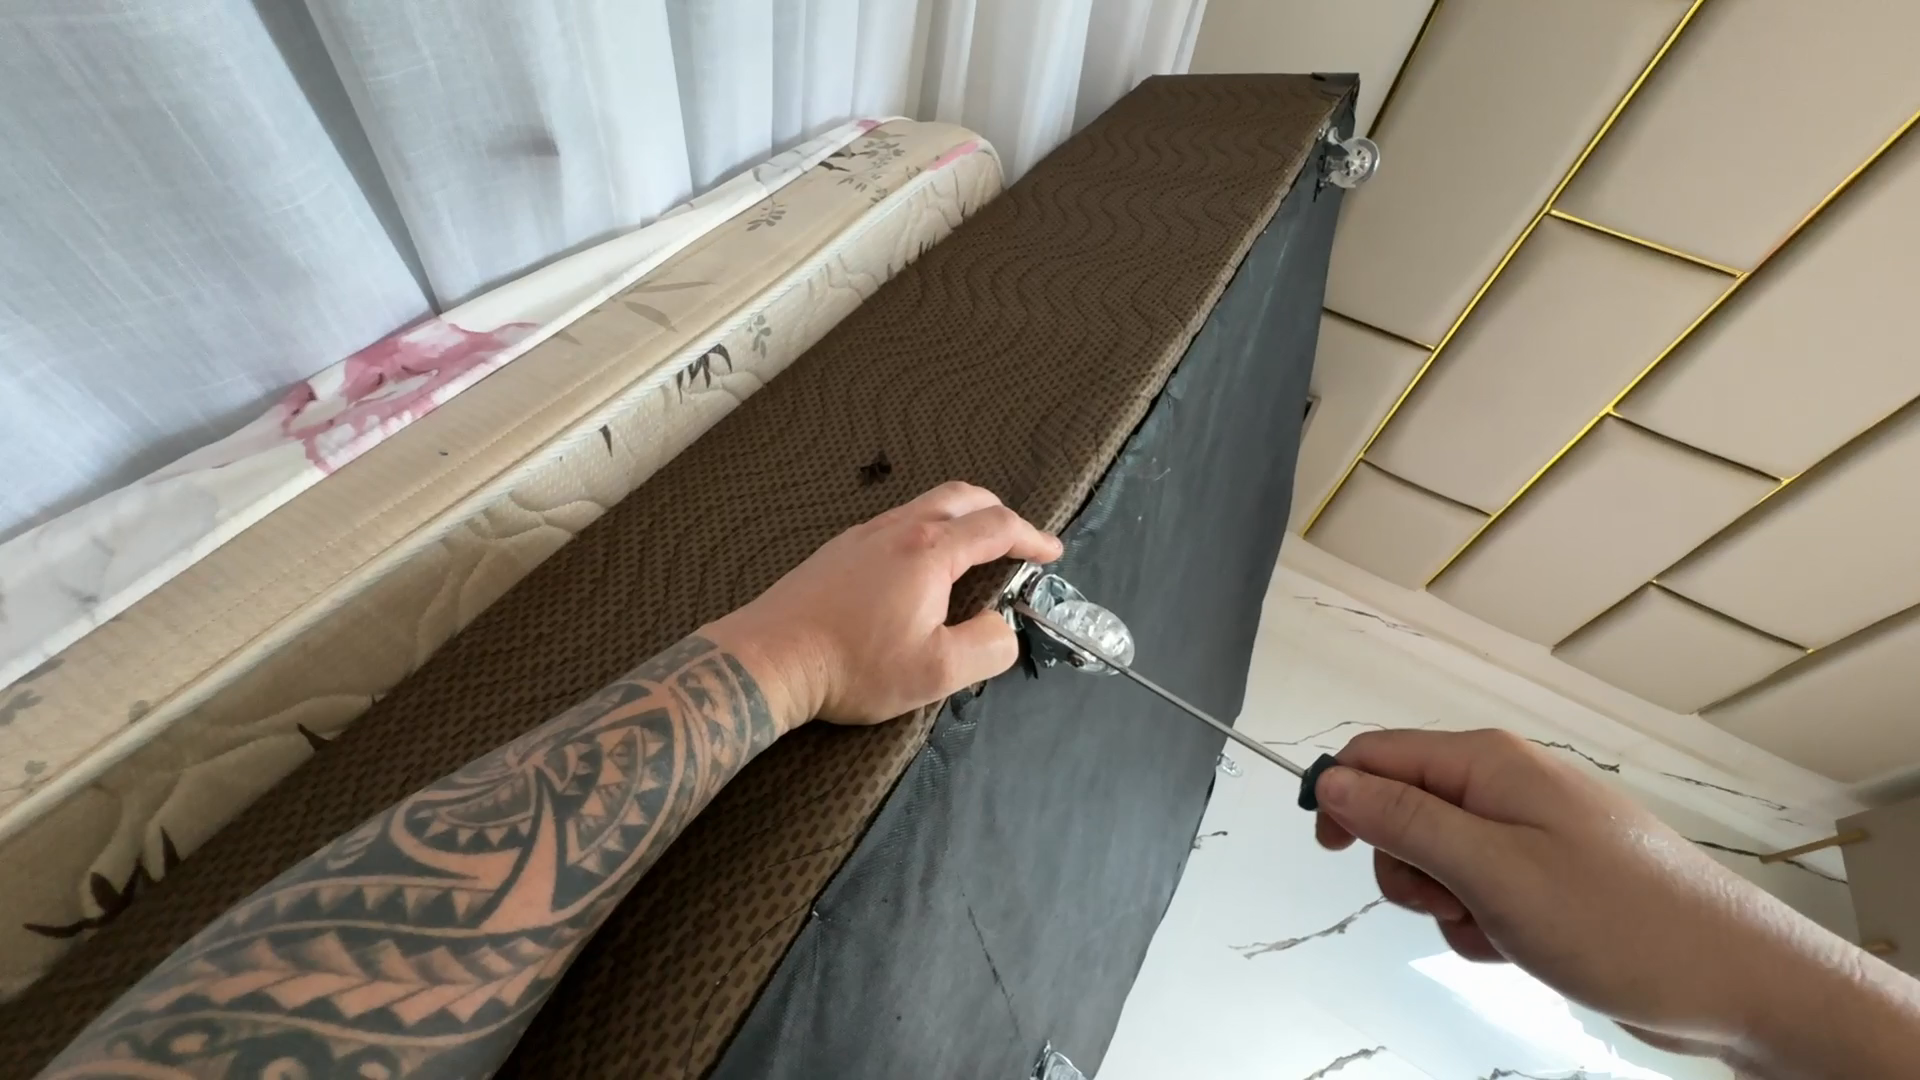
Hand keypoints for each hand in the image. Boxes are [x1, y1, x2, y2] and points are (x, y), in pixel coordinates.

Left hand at [706, 481, 1060, 727]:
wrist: (770, 658)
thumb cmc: (855, 665)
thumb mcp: (936, 672)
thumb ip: (988, 647)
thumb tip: (1003, 627)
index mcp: (929, 551)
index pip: (995, 527)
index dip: (1031, 537)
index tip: (1051, 552)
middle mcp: (898, 528)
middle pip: (960, 496)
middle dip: (997, 510)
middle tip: (1016, 537)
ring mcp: (863, 534)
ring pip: (925, 505)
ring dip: (960, 516)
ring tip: (973, 547)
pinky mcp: (838, 550)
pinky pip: (897, 522)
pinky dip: (927, 528)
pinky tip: (918, 565)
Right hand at [1311, 729, 1919, 1073]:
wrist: (1754, 992)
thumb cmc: (1617, 921)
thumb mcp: (1492, 869)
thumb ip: (1402, 820)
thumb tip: (1329, 781)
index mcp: (1485, 761)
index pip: (1377, 755)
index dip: (1341, 794)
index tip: (1330, 847)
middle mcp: (1499, 784)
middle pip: (1400, 807)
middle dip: (1403, 860)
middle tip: (1439, 899)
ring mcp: (1523, 830)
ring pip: (1432, 854)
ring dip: (1439, 897)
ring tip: (1488, 927)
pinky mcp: (1542, 873)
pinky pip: (1472, 886)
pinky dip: (1475, 918)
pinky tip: (1514, 943)